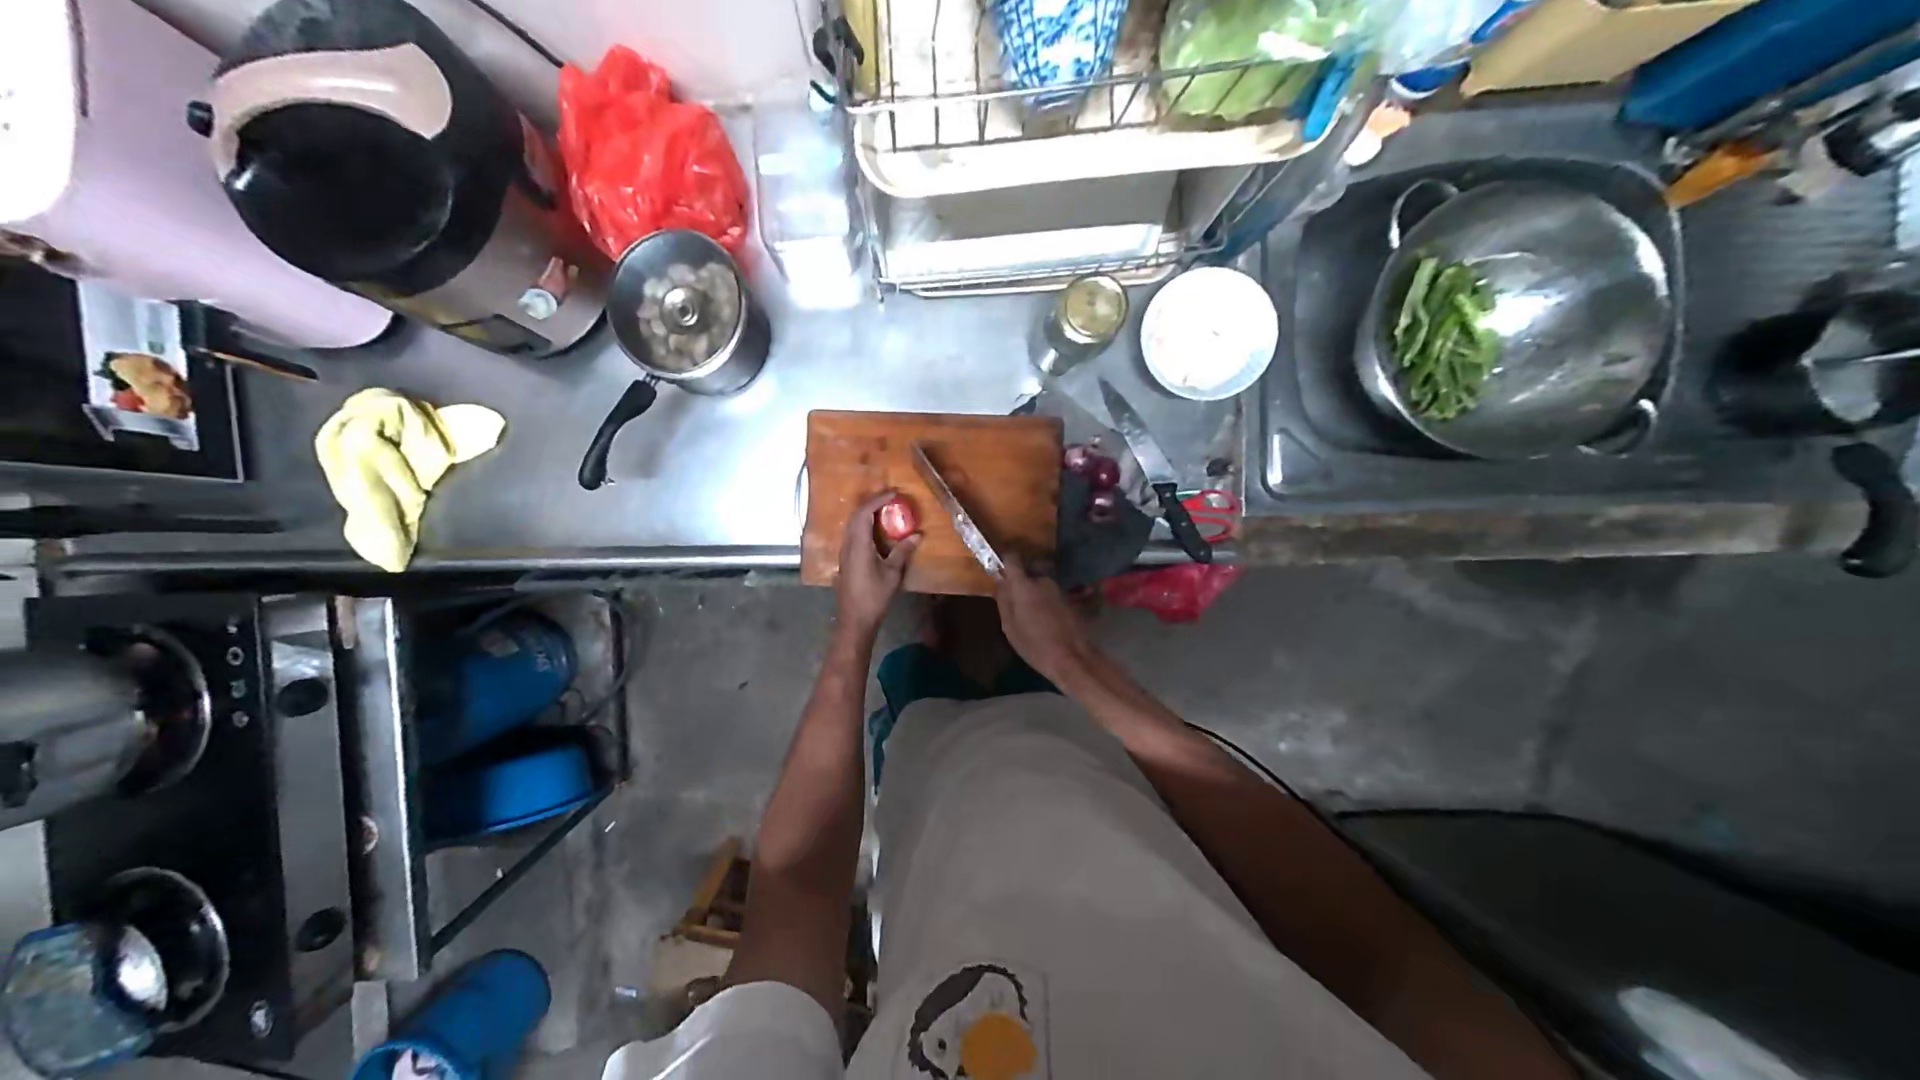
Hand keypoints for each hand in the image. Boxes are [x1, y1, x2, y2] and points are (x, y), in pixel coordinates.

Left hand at [836, 490, 920, 638]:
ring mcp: (845, 552)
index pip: (864, 513)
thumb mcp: (892, 573)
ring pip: (853, 525)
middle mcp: (848, 544)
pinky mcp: (846, 560)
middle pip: (856, 515)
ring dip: (868, 514)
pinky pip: (854, 535)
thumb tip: (917, 534)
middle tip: (891, 499)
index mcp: (858, 544)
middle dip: (873, 503)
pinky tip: (878, 532)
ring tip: (886, 512)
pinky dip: (865, 526)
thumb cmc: (874, 596)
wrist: (854, 619)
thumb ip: (902, 551)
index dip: (878, 499)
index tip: (894, 493)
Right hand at [994, 555, 1097, 684]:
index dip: (1005, 561)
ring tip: (1032, 613)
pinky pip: (1052, 593)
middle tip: (1016, 599)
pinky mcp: (1071, 597)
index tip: (1000, 569)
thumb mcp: (1010, 626)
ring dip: (1036, 591)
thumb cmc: (1035, 645)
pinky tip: (1046, 618)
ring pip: (1042, 582)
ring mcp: (1059, 588)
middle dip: (1022, 580)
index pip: (1012, 558)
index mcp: (1024, 585)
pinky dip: (1047, 600)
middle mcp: (1043, 580)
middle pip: (1029, 570)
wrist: (1073, 657)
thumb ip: (1004, 599)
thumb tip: (999, 579)